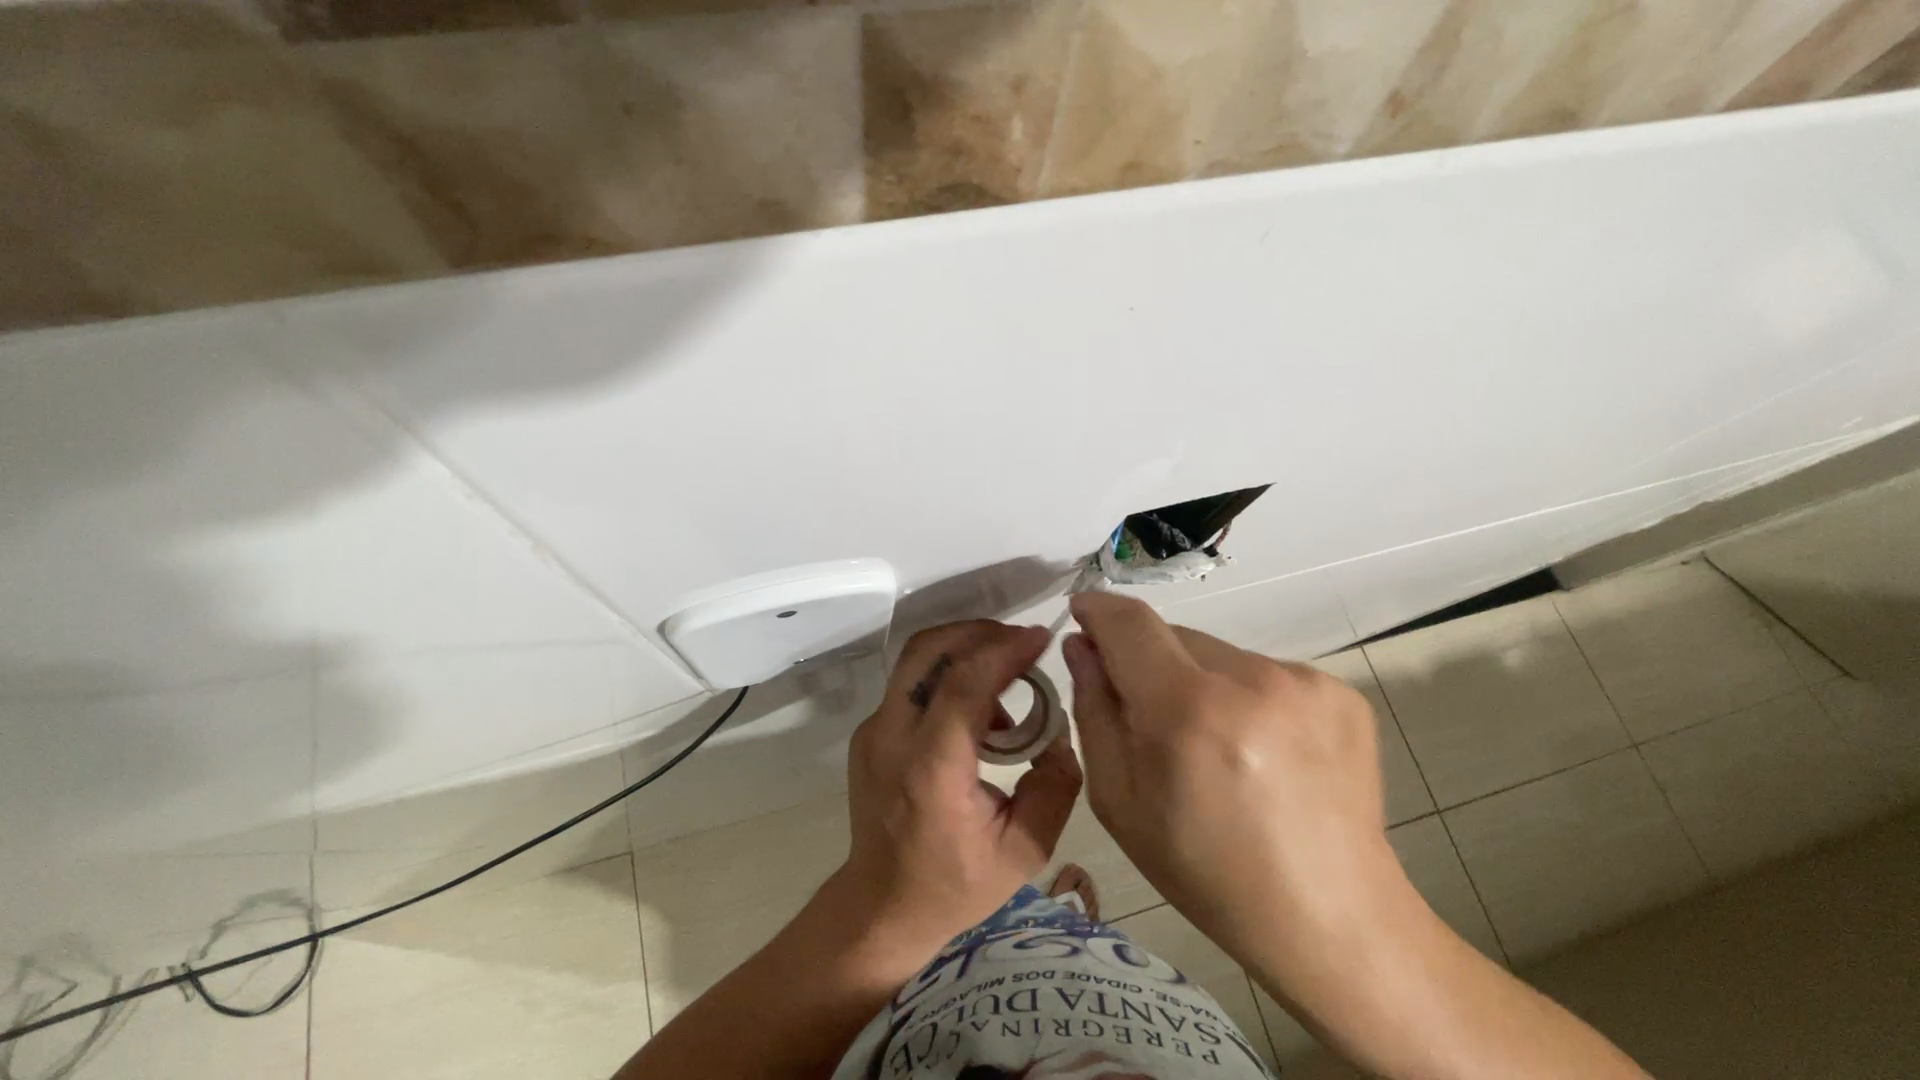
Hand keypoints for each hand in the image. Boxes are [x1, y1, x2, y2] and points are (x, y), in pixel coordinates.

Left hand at [832, 620, 1083, 965]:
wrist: (881, 907)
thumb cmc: (955, 885)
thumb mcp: (1025, 850)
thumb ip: (1055, 786)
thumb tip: (1060, 734)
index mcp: (931, 769)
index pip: (964, 683)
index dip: (1005, 651)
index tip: (1042, 638)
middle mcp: (892, 738)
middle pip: (930, 651)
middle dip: (980, 634)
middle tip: (1023, 647)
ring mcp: (872, 732)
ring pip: (916, 660)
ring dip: (964, 652)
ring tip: (1008, 684)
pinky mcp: (869, 734)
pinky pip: (910, 684)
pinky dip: (948, 677)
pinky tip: (980, 713)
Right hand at [1061, 592, 1401, 955]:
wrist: (1327, 915)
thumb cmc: (1204, 869)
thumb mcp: (1119, 801)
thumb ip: (1095, 711)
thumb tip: (1083, 646)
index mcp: (1188, 712)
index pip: (1131, 624)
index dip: (1099, 609)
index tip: (1082, 613)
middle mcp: (1252, 680)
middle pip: (1176, 638)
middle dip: (1152, 665)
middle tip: (1156, 724)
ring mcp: (1306, 684)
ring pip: (1222, 655)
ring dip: (1204, 683)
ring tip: (1220, 749)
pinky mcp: (1343, 694)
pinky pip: (1268, 674)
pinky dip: (1250, 699)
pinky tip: (1264, 754)